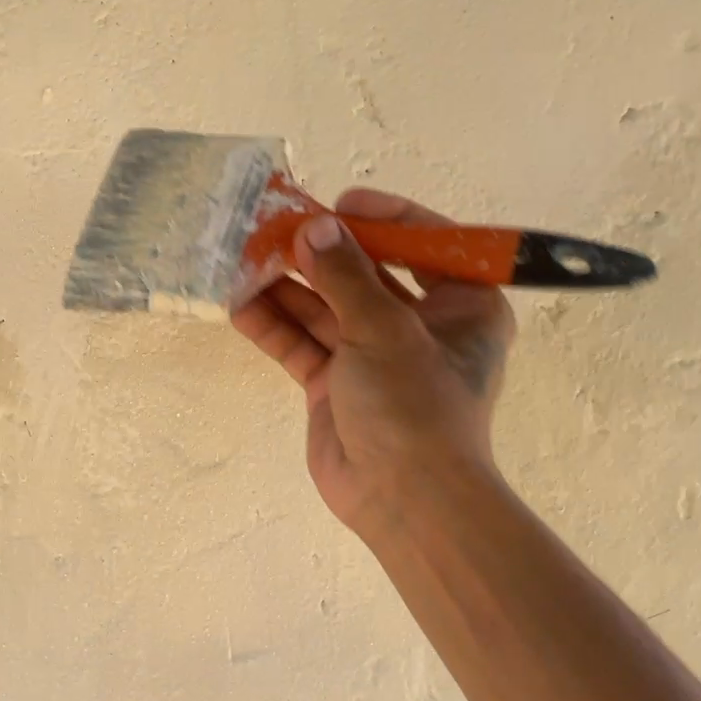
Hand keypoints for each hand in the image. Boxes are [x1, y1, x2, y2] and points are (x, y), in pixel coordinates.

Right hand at [232, 189, 515, 536]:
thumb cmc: (415, 405)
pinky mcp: (331, 384)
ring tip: (242, 262)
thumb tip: (312, 227)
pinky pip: (299, 345)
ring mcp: (368, 357)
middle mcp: (416, 326)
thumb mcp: (384, 330)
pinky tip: (239, 307)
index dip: (385, 219)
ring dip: (285, 289)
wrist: (401, 497)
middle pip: (362, 276)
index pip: (426, 245)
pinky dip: (272, 327)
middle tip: (273, 229)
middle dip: (318, 255)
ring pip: (323, 311)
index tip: (339, 203)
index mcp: (461, 306)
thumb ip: (345, 277)